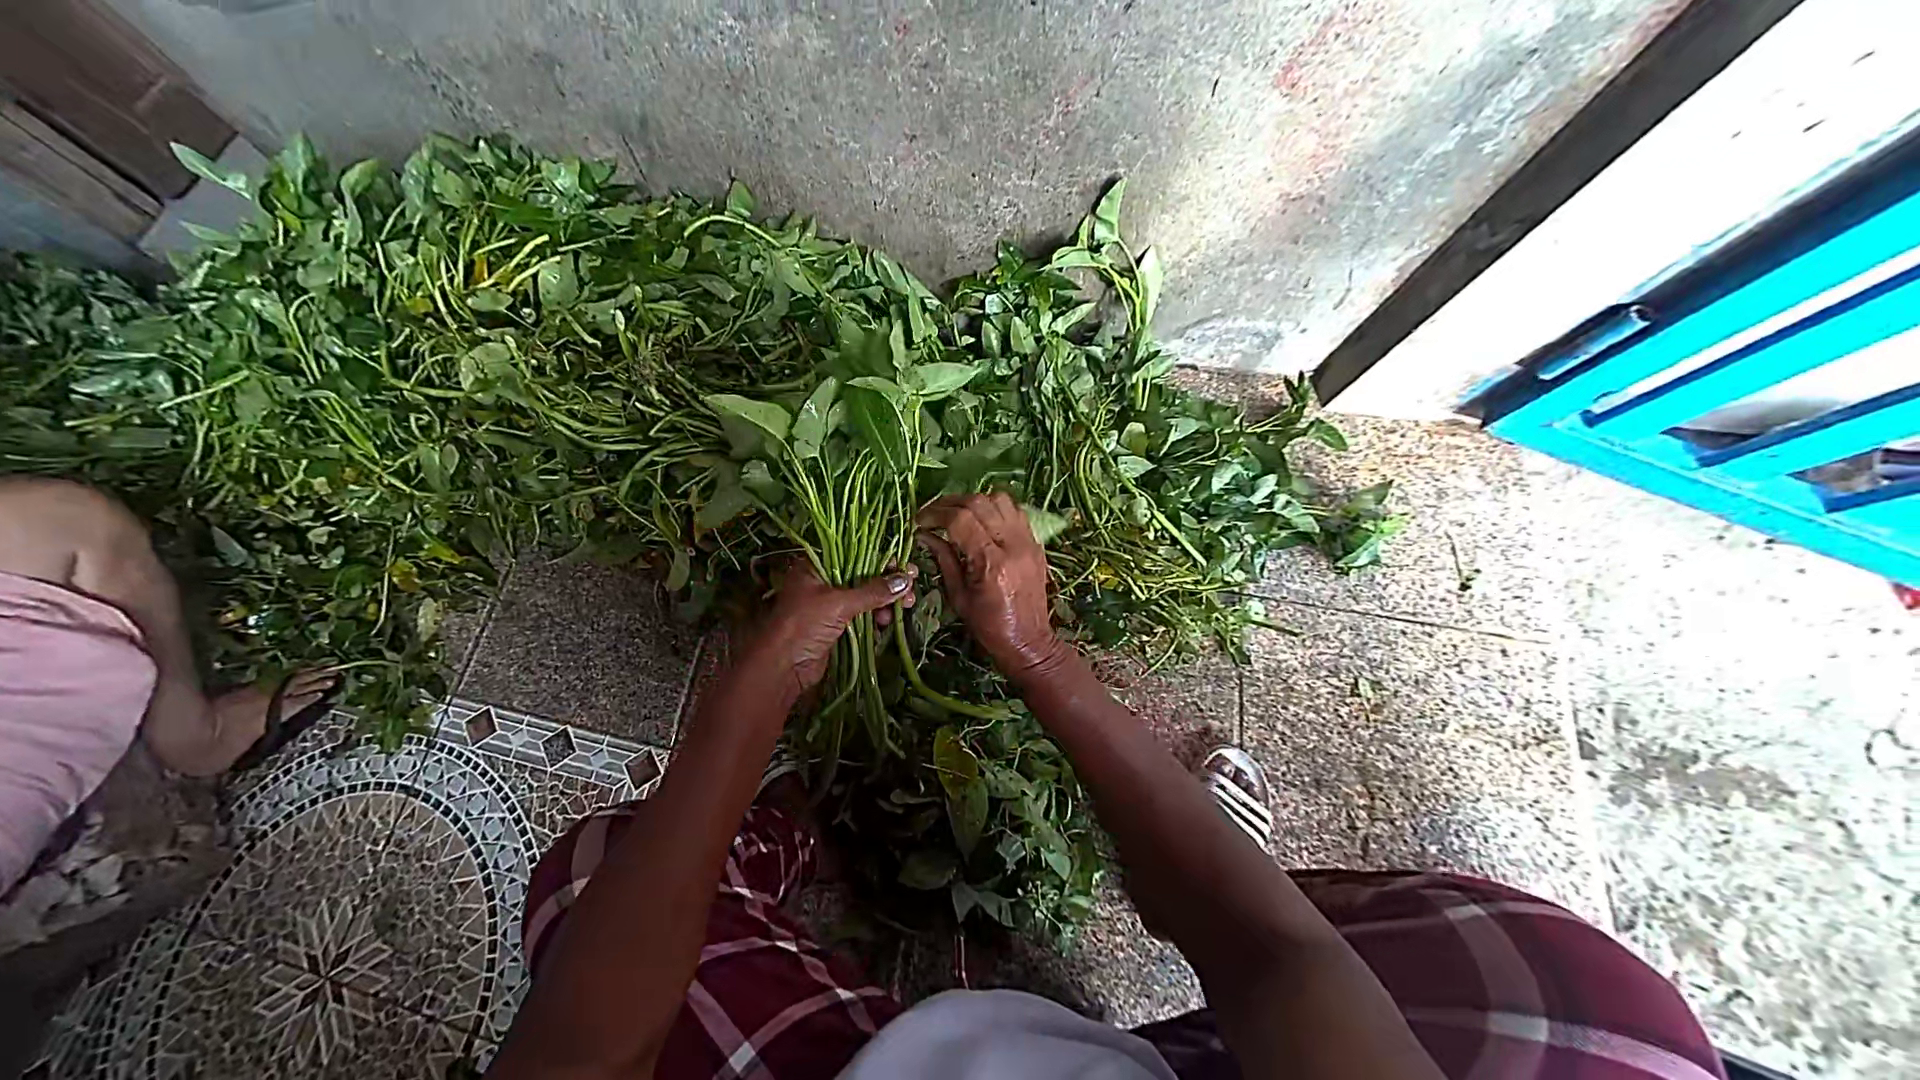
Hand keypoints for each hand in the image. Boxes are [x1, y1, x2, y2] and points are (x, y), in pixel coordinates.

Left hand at [744, 558, 916, 700]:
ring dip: (885, 602)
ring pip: (865, 597)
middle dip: (888, 583)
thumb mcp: (839, 603)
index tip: (906, 567)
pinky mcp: (835, 624)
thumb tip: (904, 580)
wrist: (781, 667)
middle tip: (910, 591)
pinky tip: (888, 622)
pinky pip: (862, 615)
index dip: (882, 559)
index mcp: (816, 565)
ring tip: (904, 608)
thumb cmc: (803, 625)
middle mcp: (823, 580)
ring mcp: (829, 604)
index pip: (856, 553)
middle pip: (864, 575)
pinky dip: (876, 617)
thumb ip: (873, 591)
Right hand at [916, 493, 1069, 682]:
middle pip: (979, 502)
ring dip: (974, 501)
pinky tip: (982, 520)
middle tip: (933, 514)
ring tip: (957, 514)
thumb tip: (924, 535)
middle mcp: (1013, 545)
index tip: (920, 520)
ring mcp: (1028, 541)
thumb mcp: (958, 596)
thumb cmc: (989, 626)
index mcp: (991, 563)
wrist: (1028, 641)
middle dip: (950, 503)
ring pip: (999, 499)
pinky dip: (995, 508)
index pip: (960, 519)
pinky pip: (1015, 511)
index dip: (935, 514)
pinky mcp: (1036, 543)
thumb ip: (943, 559)